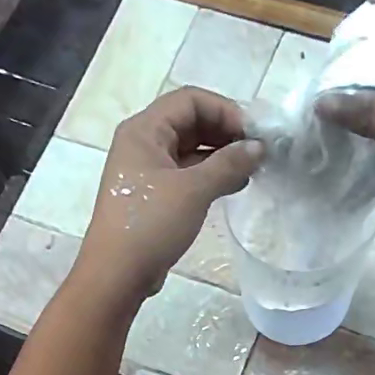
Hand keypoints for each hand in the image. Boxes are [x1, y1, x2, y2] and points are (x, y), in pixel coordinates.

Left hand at [71, 88, 262, 302]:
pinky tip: (233, 186)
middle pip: (190, 122)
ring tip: (251, 170)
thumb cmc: (151, 224)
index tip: (254, 134)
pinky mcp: (152, 196)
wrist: (117, 275)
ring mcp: (145, 171)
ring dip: (220, 156)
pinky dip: (209, 175)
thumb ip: (229, 164)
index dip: (225, 110)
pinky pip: (185, 174)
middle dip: (225, 132)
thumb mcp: (193, 190)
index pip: (190, 100)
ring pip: (189, 150)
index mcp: (143, 131)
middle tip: (257, 151)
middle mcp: (141, 144)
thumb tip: (258, 148)